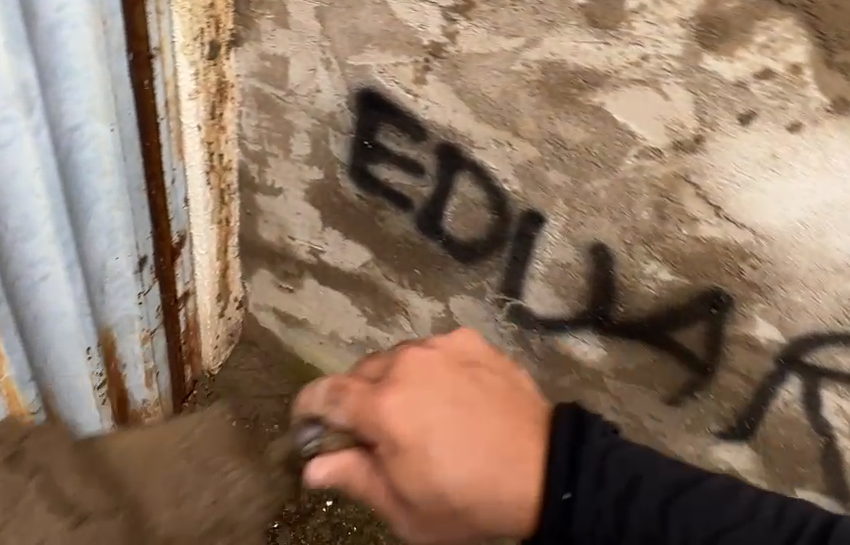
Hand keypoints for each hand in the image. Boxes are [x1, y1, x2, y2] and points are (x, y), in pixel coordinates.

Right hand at [291, 328, 552, 543]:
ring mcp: (439, 345)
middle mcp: (405, 363)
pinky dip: (430, 369)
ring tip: (418, 413)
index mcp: (383, 406)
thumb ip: (354, 478)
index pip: (326, 393)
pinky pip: (433, 350)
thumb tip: (312, 466)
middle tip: (372, 431)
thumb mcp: (406, 509)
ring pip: (397, 358)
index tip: (305, 421)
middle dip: (357, 400)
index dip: (308, 406)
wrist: (544, 470)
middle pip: (360, 374)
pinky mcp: (468, 339)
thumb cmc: (468, 500)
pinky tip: (449, 396)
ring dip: (394, 381)